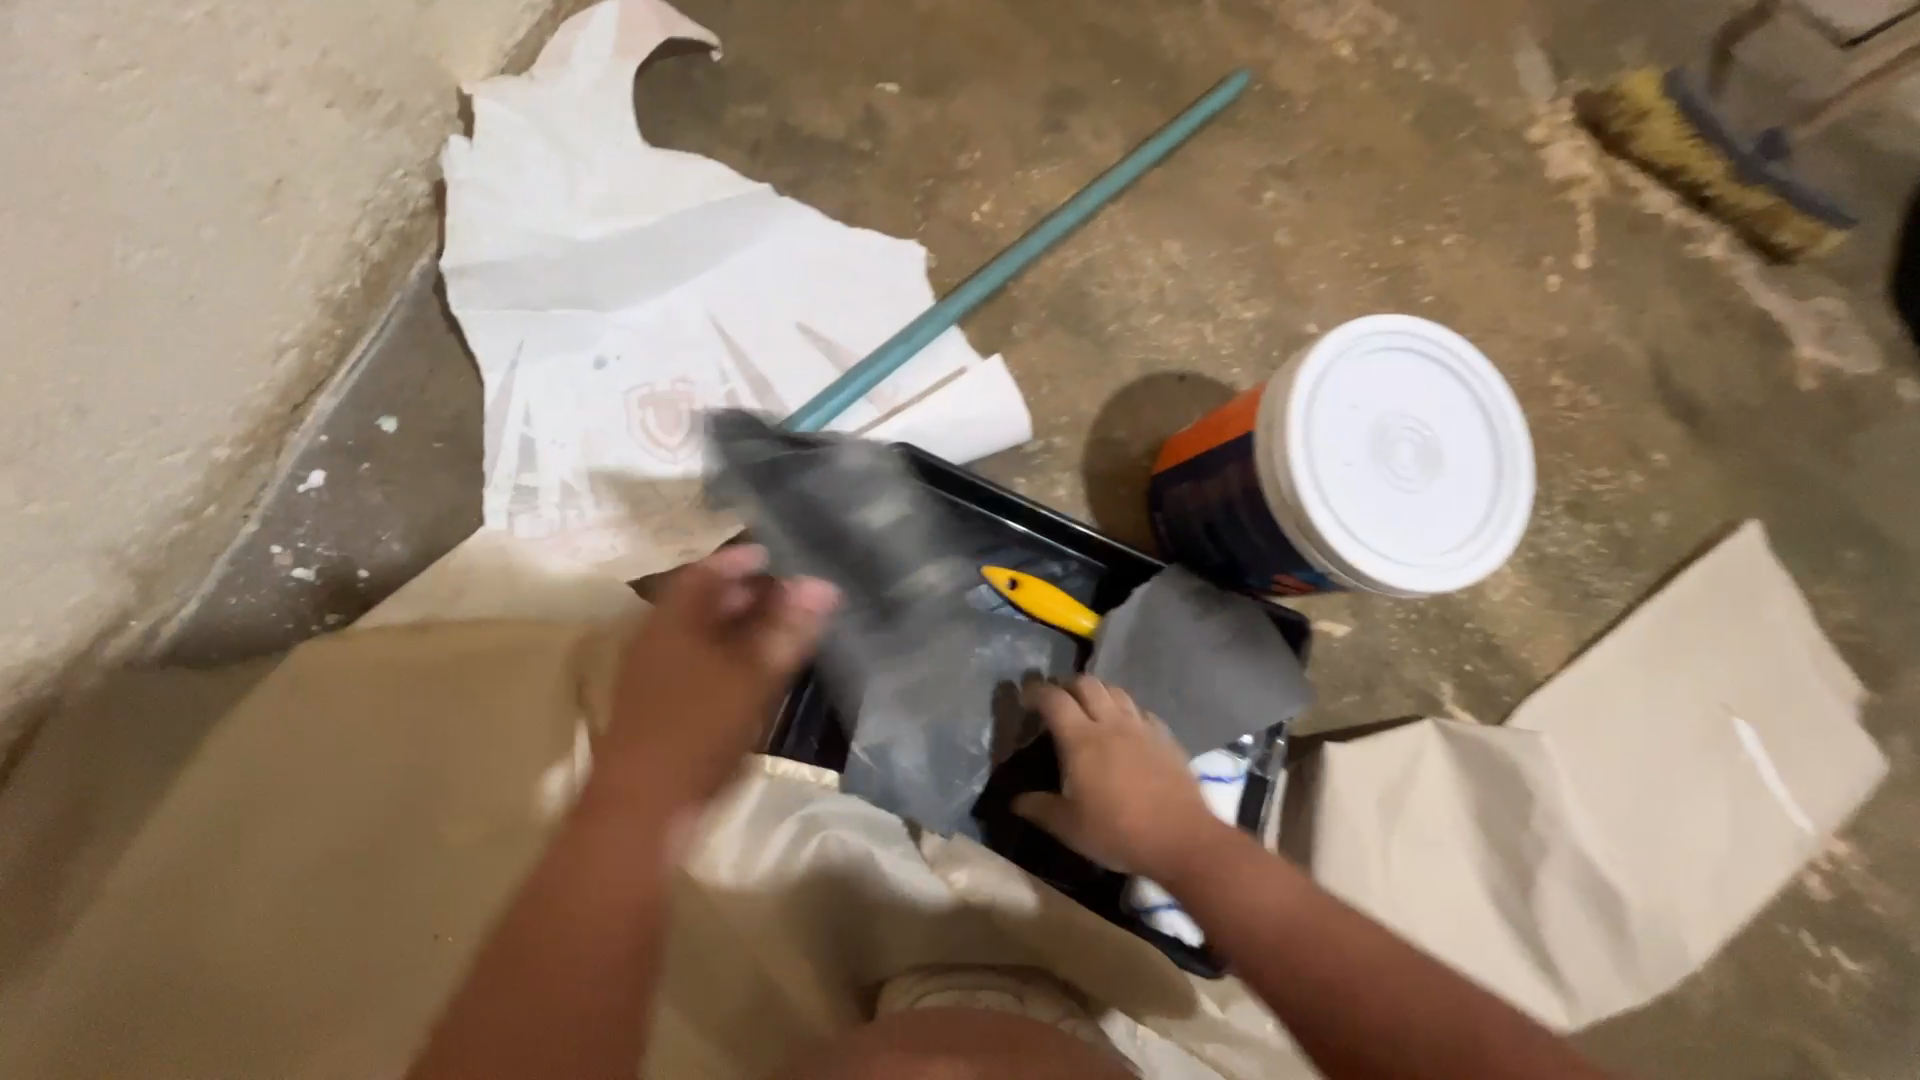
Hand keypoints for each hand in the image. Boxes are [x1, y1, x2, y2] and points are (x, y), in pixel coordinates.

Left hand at [599, 544, 838, 815]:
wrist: (644, 809)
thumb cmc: (697, 729)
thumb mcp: (752, 673)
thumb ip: (787, 628)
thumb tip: (823, 585)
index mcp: (671, 620)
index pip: (706, 571)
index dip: (742, 560)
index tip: (779, 557)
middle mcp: (659, 640)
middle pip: (704, 603)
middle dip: (748, 594)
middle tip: (792, 594)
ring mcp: (657, 676)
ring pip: (705, 637)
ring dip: (743, 628)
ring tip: (785, 629)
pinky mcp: (664, 708)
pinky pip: (702, 665)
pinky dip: (733, 658)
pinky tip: (761, 673)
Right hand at [1012, 676, 1223, 875]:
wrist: (1181, 838)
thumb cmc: (1118, 831)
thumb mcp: (1069, 827)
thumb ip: (1039, 809)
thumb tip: (1015, 801)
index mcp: (1081, 739)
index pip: (1054, 699)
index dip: (1036, 692)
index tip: (1025, 696)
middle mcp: (1111, 723)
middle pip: (1086, 684)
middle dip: (1066, 685)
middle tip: (1057, 700)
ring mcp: (1142, 727)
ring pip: (1116, 691)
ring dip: (1097, 692)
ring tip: (1089, 707)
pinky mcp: (1165, 737)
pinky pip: (1141, 710)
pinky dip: (1126, 710)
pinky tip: (1125, 728)